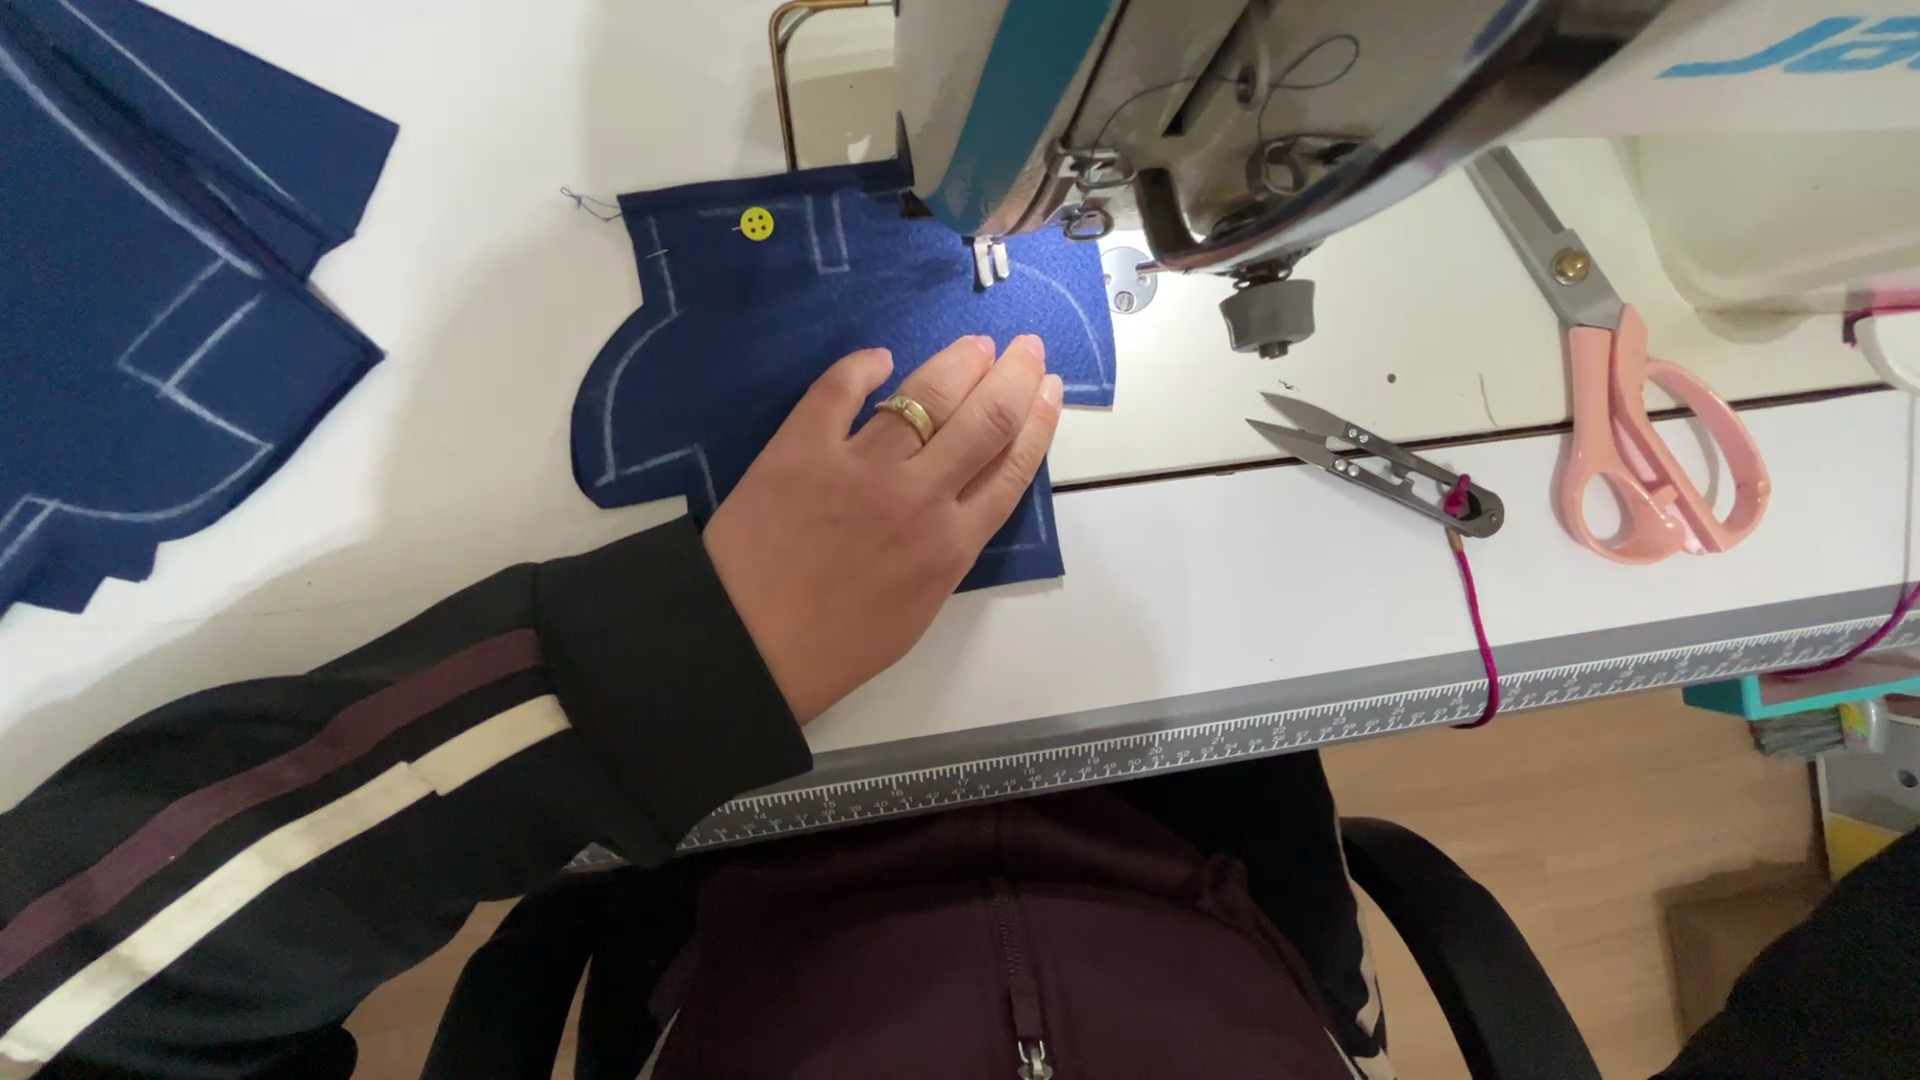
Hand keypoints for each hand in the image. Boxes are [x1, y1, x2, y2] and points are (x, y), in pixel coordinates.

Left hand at [703, 335, 1062, 722]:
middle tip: (1026, 347)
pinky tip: (880, 358)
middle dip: (1015, 376)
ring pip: (927, 395)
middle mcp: (920, 497)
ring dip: (958, 362)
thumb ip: (949, 550)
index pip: (1012, 467)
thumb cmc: (839, 645)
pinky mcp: (803, 449)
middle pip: (984, 420)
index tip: (1050, 388)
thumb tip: (960, 497)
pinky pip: (839, 391)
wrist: (750, 648)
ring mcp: (861, 467)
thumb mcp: (920, 608)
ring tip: (976, 345)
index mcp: (953, 544)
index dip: (1039, 421)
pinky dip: (862, 366)